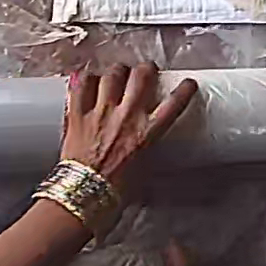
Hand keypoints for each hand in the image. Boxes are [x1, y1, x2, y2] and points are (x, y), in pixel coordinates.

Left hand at [62, 63, 199, 189]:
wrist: (82, 196)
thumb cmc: (116, 191)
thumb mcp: (144, 169)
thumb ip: (147, 150)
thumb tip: (149, 147)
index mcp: (147, 133)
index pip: (174, 103)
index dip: (185, 89)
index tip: (188, 83)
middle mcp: (126, 116)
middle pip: (142, 77)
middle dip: (146, 69)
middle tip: (145, 71)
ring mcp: (100, 112)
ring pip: (112, 75)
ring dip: (117, 72)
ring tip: (117, 73)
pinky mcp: (77, 114)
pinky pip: (81, 85)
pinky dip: (86, 79)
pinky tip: (88, 78)